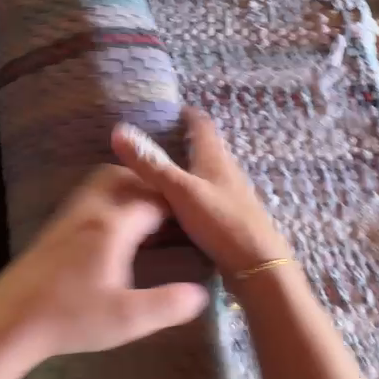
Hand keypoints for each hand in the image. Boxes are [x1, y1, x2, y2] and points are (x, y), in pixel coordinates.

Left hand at [0, 166, 209, 361]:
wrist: (12, 318)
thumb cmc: (71, 317)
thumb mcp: (127, 319)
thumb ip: (167, 304)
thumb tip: (200, 294)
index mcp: (112, 226)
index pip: (151, 200)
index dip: (177, 204)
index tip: (196, 213)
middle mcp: (90, 211)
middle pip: (121, 178)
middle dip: (148, 186)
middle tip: (171, 208)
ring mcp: (68, 216)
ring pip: (100, 184)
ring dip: (126, 189)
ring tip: (147, 215)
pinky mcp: (54, 227)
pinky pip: (87, 197)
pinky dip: (108, 200)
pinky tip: (113, 230)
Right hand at [111, 107, 293, 276]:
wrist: (260, 268)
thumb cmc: (221, 222)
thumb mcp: (179, 191)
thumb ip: (150, 164)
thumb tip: (119, 130)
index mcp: (215, 157)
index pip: (202, 123)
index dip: (186, 114)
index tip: (166, 110)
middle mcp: (226, 170)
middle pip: (204, 147)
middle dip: (182, 140)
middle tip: (153, 141)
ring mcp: (230, 195)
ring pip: (205, 173)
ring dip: (185, 168)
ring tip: (158, 173)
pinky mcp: (230, 218)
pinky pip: (205, 196)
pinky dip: (188, 193)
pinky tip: (174, 207)